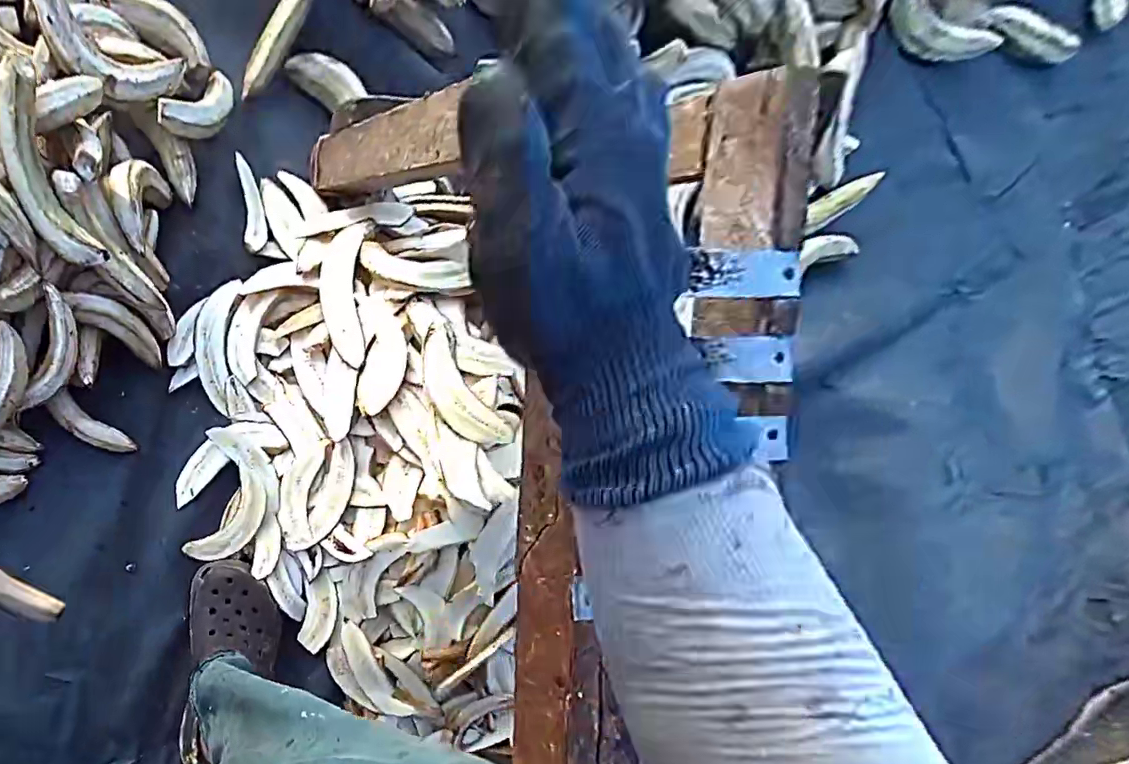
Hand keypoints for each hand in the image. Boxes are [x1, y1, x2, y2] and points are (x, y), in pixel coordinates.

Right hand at [461, 0, 749, 507]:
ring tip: (541, 25)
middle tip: (510, 12)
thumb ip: (506, 158)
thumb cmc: (562, 312)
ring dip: (577, 35)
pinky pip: (624, 98)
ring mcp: (641, 151)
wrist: (621, 364)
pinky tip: (595, 78)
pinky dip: (598, 73)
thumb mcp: (519, 244)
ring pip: (614, 63)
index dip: (522, 8)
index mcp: (597, 129)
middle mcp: (629, 123)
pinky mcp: (638, 181)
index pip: (558, 34)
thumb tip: (489, 78)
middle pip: (592, 36)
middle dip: (550, 13)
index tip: (487, 1)